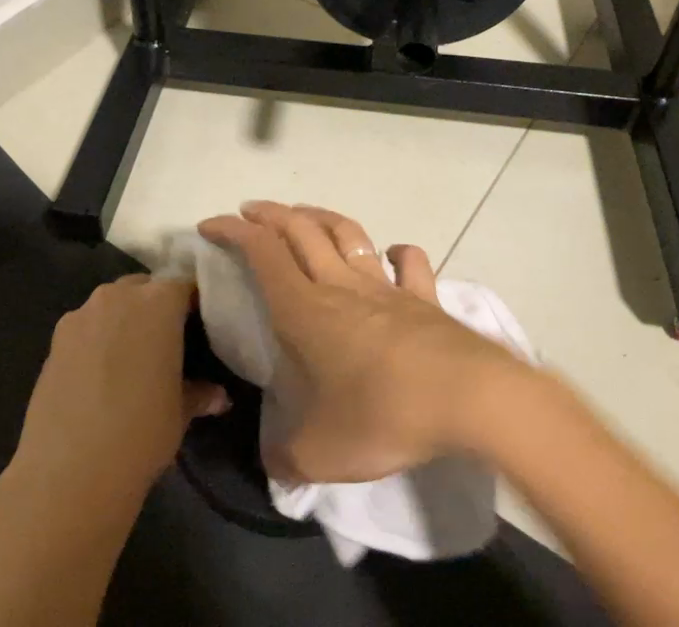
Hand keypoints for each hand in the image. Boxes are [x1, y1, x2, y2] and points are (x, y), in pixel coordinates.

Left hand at [14, 276, 228, 494]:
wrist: (69, 470)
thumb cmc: (141, 432)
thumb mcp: (180, 412)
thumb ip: (198, 393)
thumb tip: (217, 396)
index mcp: (158, 303)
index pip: (185, 286)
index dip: (195, 304)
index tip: (203, 327)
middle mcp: (118, 296)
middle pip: (145, 288)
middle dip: (157, 307)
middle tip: (170, 342)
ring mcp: (81, 315)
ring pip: (111, 305)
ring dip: (124, 321)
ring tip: (133, 359)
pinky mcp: (54, 339)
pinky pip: (86, 327)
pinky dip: (97, 340)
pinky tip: (101, 375)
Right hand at [197, 201, 528, 484]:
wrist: (468, 398)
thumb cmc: (381, 416)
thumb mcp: (320, 453)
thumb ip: (288, 459)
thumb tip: (276, 466)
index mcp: (304, 310)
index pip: (261, 252)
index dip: (232, 231)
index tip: (210, 225)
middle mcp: (341, 286)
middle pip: (300, 230)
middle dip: (269, 214)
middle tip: (250, 211)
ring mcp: (386, 288)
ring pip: (348, 234)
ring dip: (319, 217)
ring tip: (303, 216)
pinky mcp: (425, 299)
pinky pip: (410, 262)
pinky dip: (396, 252)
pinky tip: (391, 254)